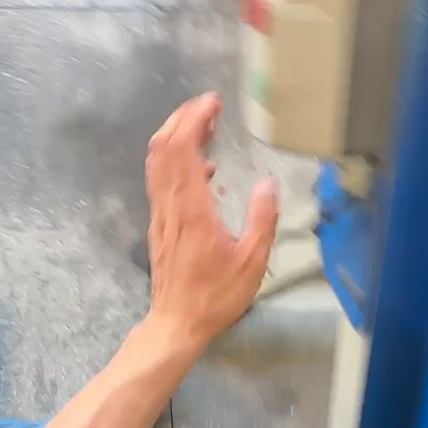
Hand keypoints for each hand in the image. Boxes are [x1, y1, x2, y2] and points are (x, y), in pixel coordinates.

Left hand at [143, 92, 278, 352]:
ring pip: (157, 163)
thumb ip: (262, 220)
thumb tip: (270, 183)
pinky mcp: (159, 226)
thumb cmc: (215, 297)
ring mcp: (160, 216)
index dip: (194, 118)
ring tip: (204, 126)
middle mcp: (170, 206)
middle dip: (182, 118)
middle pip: (162, 147)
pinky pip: (161, 181)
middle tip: (208, 107)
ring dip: (176, 136)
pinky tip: (202, 167)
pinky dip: (176, 161)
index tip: (213, 102)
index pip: (182, 149)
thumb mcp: (251, 263)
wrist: (176, 324)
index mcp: (193, 210)